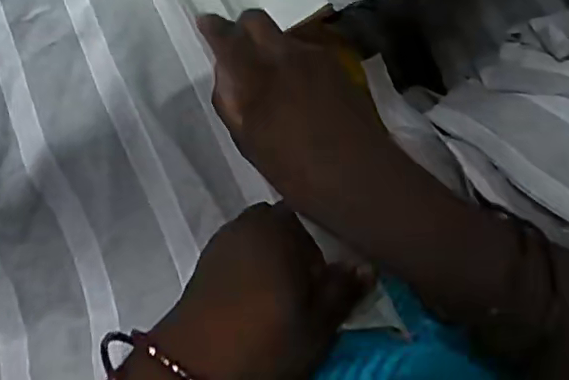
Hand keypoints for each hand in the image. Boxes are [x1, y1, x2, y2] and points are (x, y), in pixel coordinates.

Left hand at [143, 202, 369, 379]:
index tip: (336, 269)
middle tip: (314, 285)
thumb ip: (343, 289)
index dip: (326, 237)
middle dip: (301, 245)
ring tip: (288, 294)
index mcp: (277, 225)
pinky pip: (241, 246)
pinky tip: (260, 293)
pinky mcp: (209, 254)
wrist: (203, 357)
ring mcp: (225, 234)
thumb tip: (365, 263)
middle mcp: (249, 220)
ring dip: (275, 253)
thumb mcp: (319, 323)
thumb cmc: (268, 337)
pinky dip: (254, 261)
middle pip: (283, 222)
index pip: (308, 212)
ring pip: (261, 233)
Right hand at [194, 11, 403, 216]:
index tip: (204, 23)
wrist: (367, 182)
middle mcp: (283, 54)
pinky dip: (294, 60)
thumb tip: (224, 74)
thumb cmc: (298, 171)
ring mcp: (314, 57)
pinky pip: (304, 51)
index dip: (211, 26)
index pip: (225, 35)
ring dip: (270, 46)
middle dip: (242, 27)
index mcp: (255, 74)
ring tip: (273, 79)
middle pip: (255, 19)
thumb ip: (229, 102)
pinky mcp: (337, 67)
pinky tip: (300, 90)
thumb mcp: (249, 143)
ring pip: (281, 35)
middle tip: (239, 50)